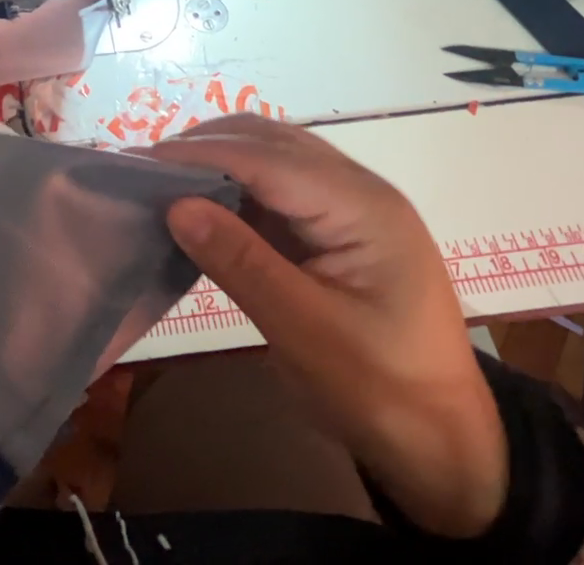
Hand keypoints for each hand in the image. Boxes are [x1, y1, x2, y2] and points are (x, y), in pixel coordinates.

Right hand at [147, 115, 506, 537]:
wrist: (442, 441)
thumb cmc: (380, 391)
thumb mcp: (305, 332)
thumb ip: (241, 262)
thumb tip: (175, 204)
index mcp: (364, 207)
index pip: (270, 159)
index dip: (202, 154)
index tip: (140, 160)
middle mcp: (358, 191)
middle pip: (272, 142)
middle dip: (206, 146)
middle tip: (142, 168)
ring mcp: (348, 208)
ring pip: (272, 159)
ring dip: (217, 161)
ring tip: (161, 180)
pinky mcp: (333, 230)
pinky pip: (275, 190)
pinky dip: (232, 188)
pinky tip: (198, 204)